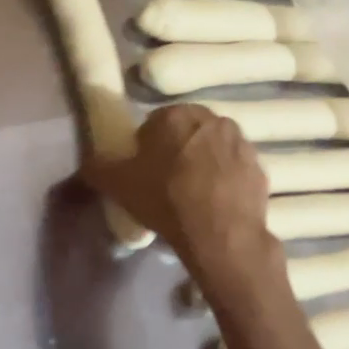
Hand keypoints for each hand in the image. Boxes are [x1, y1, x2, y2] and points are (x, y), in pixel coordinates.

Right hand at [82, 104, 268, 258]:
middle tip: (165, 185)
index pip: (153, 124)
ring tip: (191, 198)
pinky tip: (213, 206)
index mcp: (176, 115)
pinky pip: (234, 171)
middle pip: (185, 134)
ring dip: (202, 165)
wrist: (220, 234)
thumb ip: (97, 167)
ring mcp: (241, 143)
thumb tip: (89, 162)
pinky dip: (225, 183)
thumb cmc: (165, 199)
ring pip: (212, 150)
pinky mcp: (259, 168)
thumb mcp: (117, 185)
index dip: (145, 149)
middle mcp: (212, 119)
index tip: (143, 173)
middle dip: (176, 153)